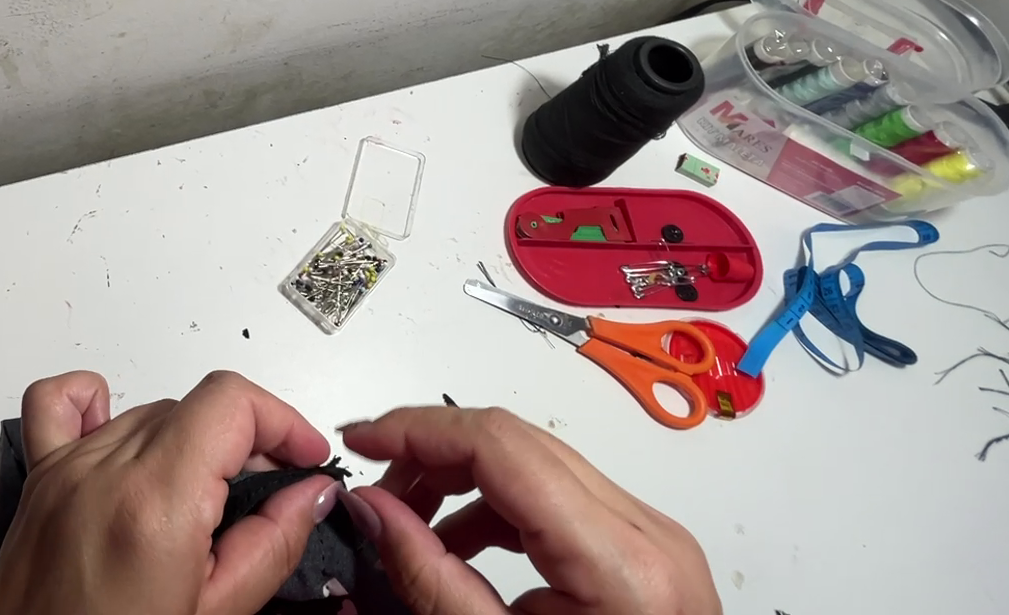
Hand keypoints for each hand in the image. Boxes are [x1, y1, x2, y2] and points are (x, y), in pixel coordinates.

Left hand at [0, 370, 341, 614]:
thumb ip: (271, 546)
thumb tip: (310, 492)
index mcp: (155, 504)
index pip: (230, 401)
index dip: (281, 420)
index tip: (304, 453)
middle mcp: (105, 471)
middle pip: (196, 407)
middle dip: (247, 442)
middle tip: (268, 496)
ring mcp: (65, 469)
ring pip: (149, 411)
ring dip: (192, 439)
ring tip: (205, 498)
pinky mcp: (39, 478)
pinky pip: (56, 403)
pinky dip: (96, 402)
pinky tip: (123, 434)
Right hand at [339, 406, 719, 614]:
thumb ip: (429, 577)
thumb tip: (368, 504)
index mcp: (621, 563)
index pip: (497, 445)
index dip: (416, 430)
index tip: (358, 442)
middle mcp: (645, 528)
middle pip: (510, 439)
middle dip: (427, 448)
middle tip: (372, 480)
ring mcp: (649, 531)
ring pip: (525, 457)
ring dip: (454, 473)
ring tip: (404, 513)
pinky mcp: (640, 543)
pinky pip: (547, 492)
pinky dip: (488, 502)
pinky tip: (453, 539)